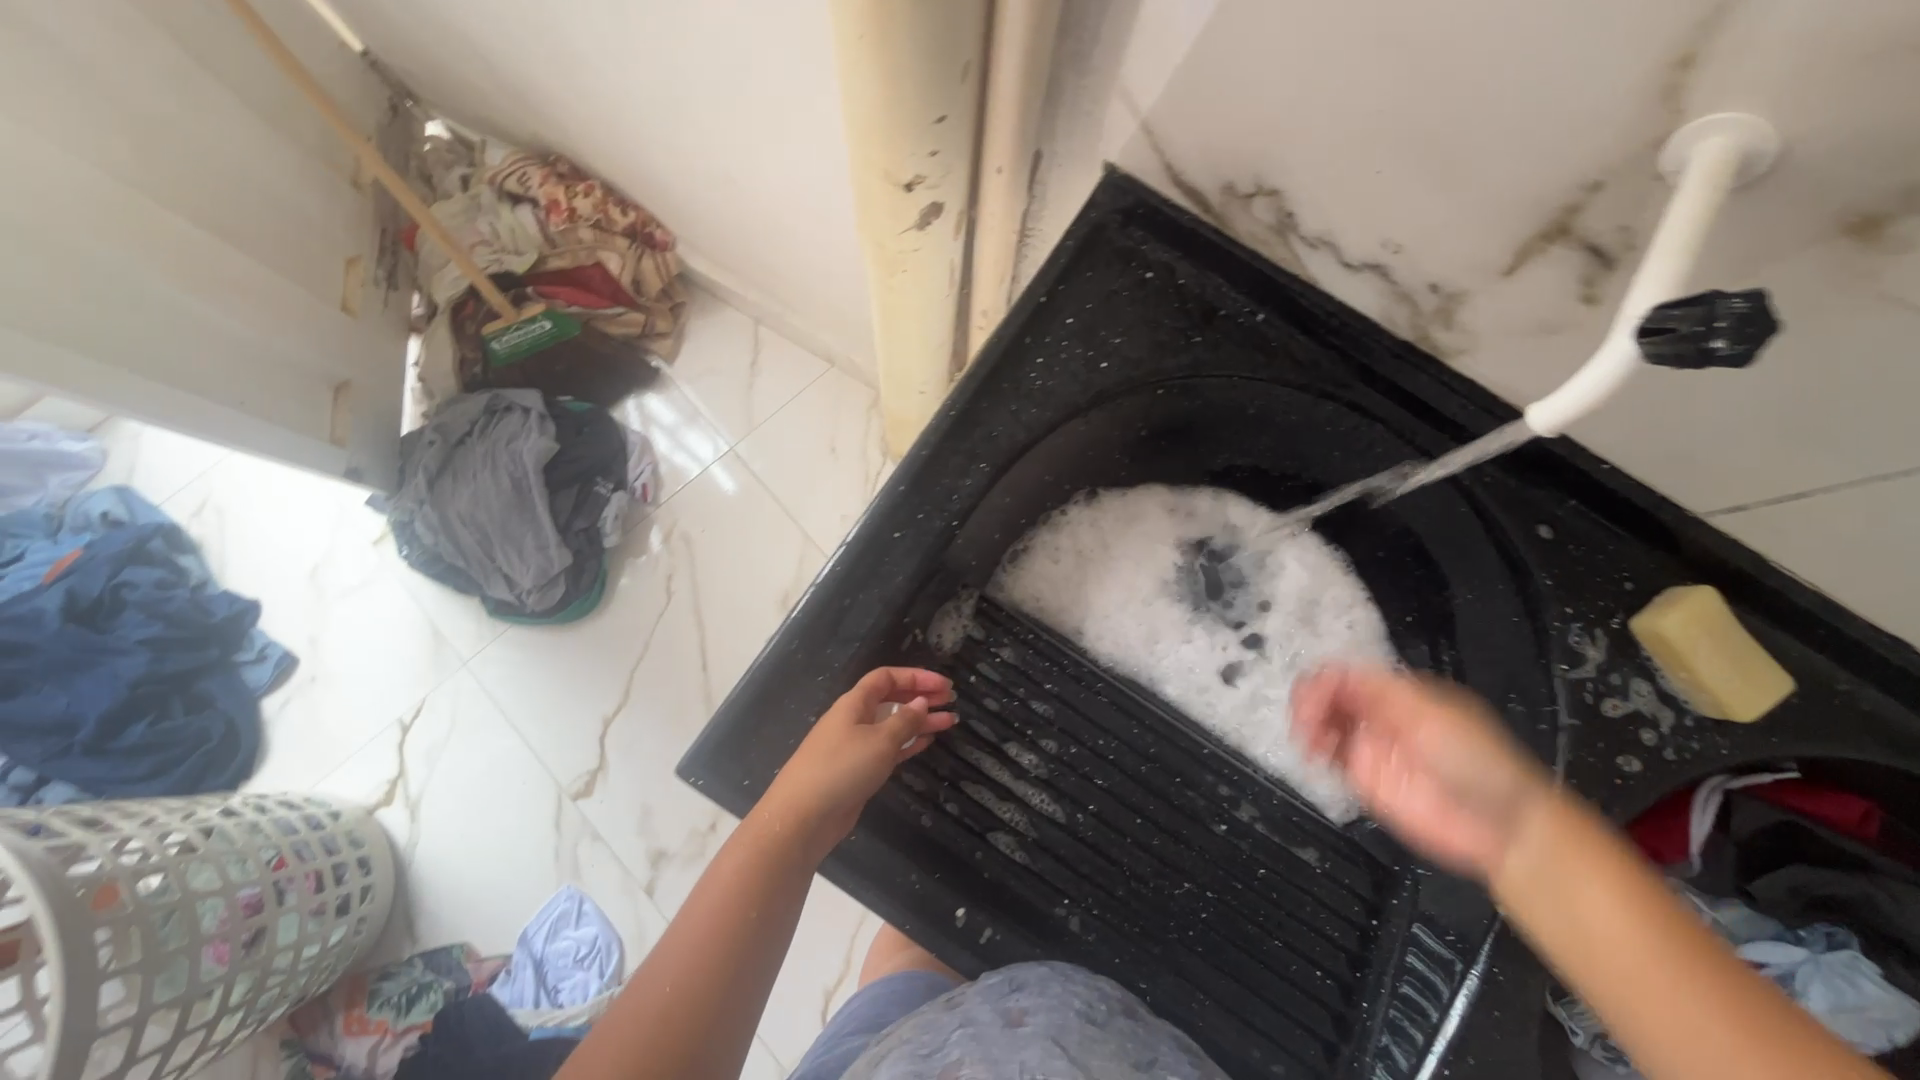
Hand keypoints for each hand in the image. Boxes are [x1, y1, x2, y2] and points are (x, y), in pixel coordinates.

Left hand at [757, 667, 956, 860]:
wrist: (804, 816)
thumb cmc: (842, 768)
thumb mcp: (879, 740)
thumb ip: (904, 720)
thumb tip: (921, 702)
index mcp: (854, 703)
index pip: (887, 678)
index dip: (916, 677)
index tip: (944, 685)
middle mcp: (854, 719)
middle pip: (891, 699)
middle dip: (920, 697)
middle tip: (950, 700)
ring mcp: (855, 746)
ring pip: (892, 725)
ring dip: (919, 721)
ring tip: (950, 721)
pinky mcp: (859, 770)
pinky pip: (889, 748)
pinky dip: (908, 743)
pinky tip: (928, 741)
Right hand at [1291, 665, 1552, 879]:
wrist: (1500, 824)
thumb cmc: (1475, 760)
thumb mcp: (1433, 713)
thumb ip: (1381, 691)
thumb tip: (1333, 674)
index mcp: (1400, 694)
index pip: (1348, 675)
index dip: (1324, 679)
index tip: (1312, 695)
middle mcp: (1381, 716)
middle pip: (1330, 696)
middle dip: (1310, 700)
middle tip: (1304, 717)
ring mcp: (1372, 747)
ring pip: (1324, 723)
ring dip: (1307, 722)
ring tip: (1306, 736)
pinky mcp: (1365, 779)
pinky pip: (1330, 756)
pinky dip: (1314, 749)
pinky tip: (1313, 753)